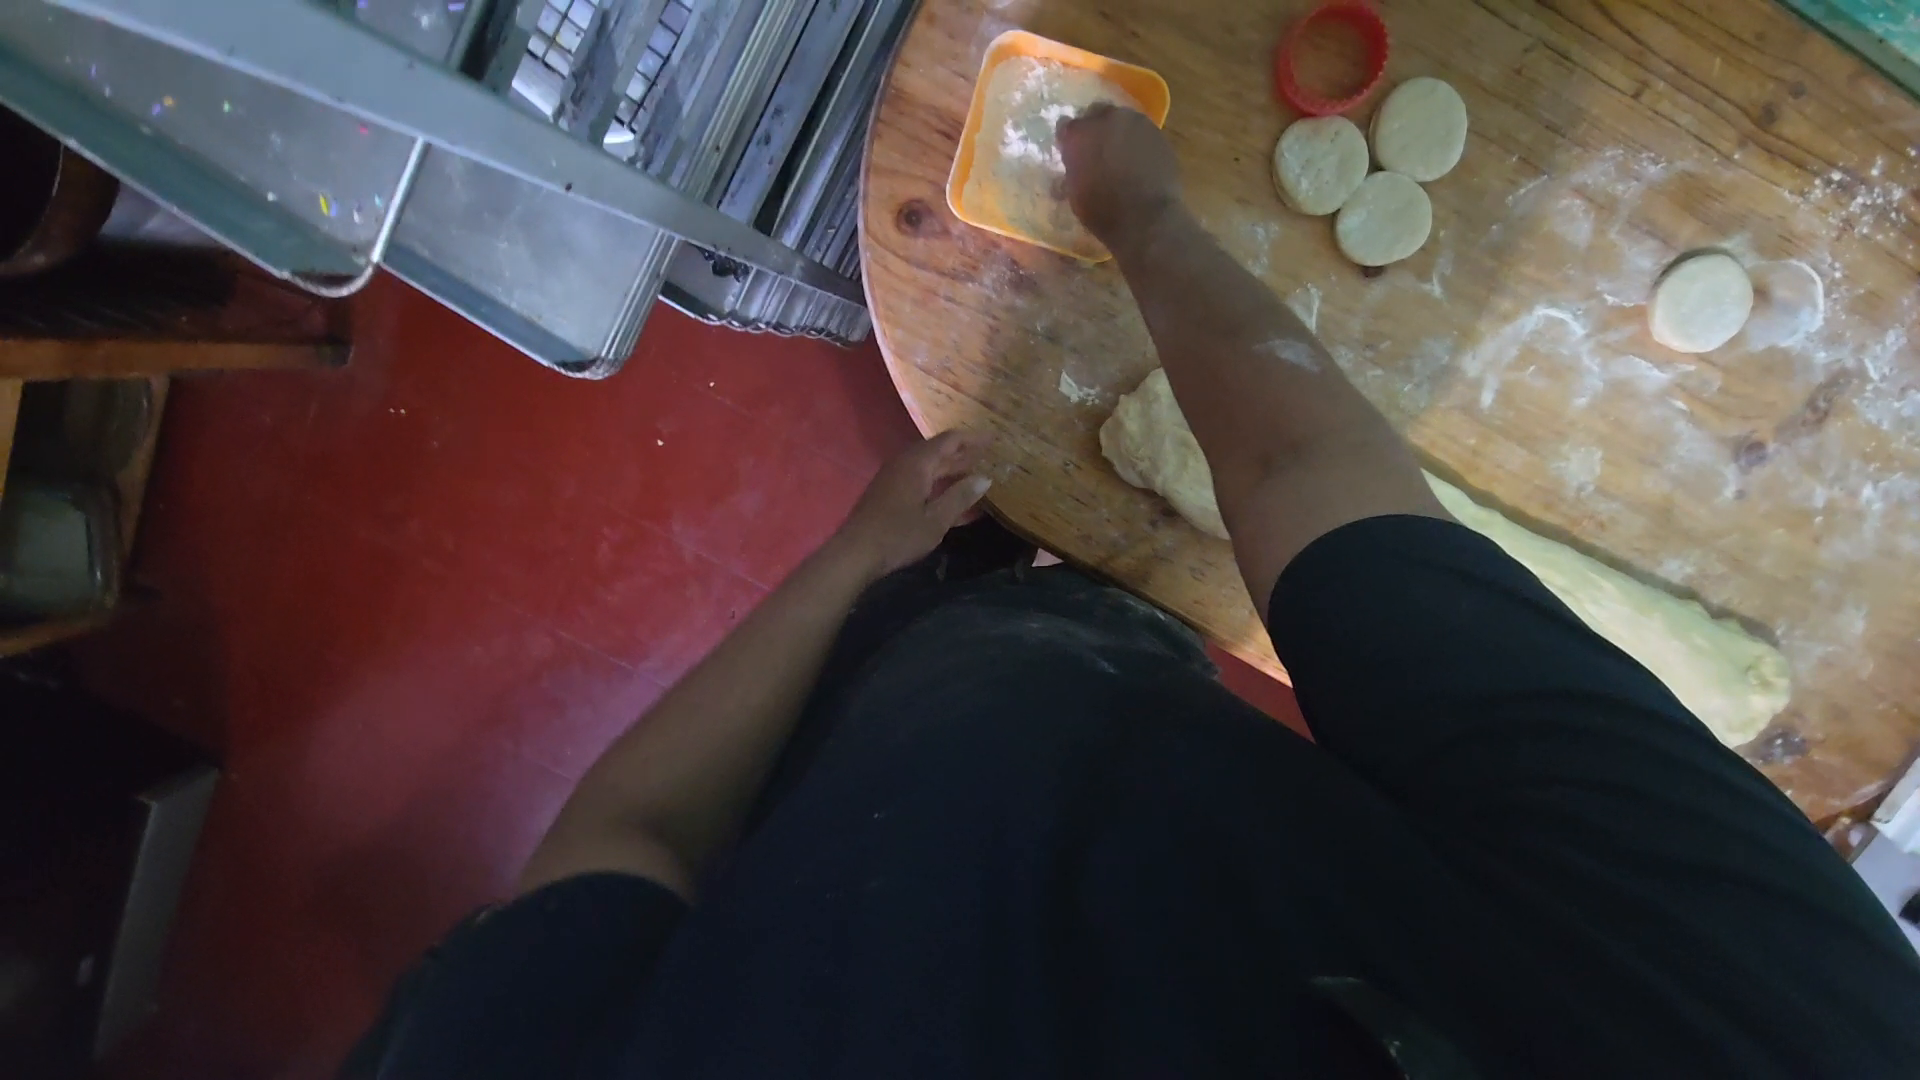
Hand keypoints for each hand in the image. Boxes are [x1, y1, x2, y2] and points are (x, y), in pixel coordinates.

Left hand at [827, 430, 993, 581]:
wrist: (856, 554)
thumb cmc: (898, 535)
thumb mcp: (936, 519)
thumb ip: (960, 496)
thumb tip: (985, 478)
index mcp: (917, 463)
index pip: (949, 440)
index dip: (973, 438)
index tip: (994, 438)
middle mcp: (905, 464)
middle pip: (938, 452)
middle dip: (964, 454)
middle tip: (989, 456)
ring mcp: (895, 479)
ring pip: (929, 468)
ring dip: (952, 471)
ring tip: (976, 476)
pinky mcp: (889, 494)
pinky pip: (920, 482)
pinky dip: (938, 486)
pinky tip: (954, 502)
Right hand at [1056, 103, 1182, 246]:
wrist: (1146, 218)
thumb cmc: (1102, 212)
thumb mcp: (1075, 195)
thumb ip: (1072, 171)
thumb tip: (1073, 167)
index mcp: (1079, 134)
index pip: (1065, 126)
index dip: (1068, 141)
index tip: (1070, 154)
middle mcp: (1106, 118)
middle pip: (1096, 114)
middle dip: (1094, 130)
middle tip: (1095, 152)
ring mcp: (1135, 122)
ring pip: (1121, 120)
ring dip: (1117, 134)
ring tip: (1119, 157)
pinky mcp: (1157, 132)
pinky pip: (1141, 133)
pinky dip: (1137, 143)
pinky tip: (1138, 163)